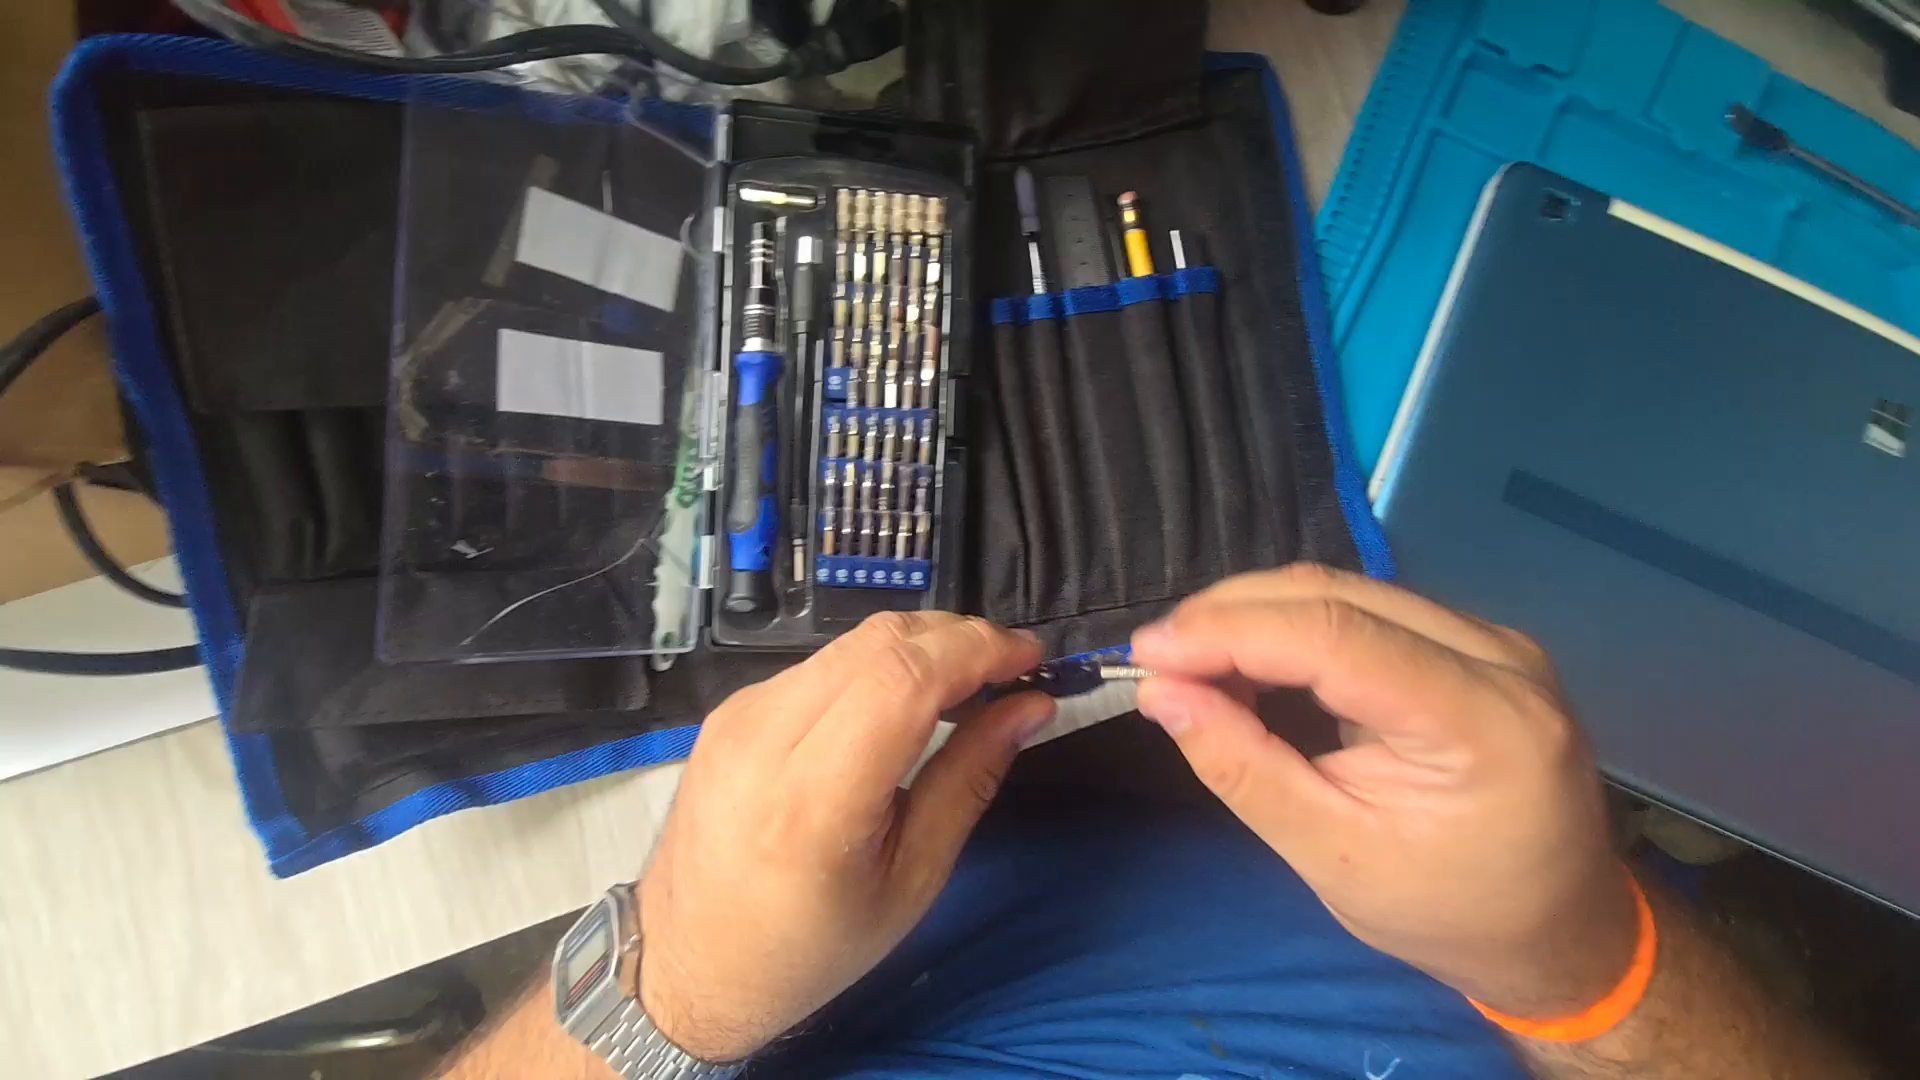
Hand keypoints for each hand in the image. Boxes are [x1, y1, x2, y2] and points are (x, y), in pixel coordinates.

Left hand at [636, 612, 1054, 1061]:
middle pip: (880, 641)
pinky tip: (907, 696)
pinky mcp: (732, 706)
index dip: (978, 650)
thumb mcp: (912, 879)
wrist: (685, 964)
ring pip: (853, 641)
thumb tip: (1029, 707)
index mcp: (814, 800)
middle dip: (960, 636)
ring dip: (924, 643)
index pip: (903, 679)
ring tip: (968, 678)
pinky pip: (824, 662)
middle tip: (1009, 664)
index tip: (1031, 656)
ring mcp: (740, 713)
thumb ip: (970, 777)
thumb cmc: (810, 946)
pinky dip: (882, 662)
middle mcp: (766, 736)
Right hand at [1129, 565, 1637, 1020]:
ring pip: (1339, 587)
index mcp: (1483, 724)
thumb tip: (1159, 693)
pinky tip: (1244, 655)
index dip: (1229, 632)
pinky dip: (1282, 623)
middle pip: (1334, 594)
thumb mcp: (1331, 857)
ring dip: (1249, 613)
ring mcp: (1486, 637)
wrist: (1557, 928)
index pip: (1335, 638)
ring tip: (1188, 658)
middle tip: (1156, 654)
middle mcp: (1497, 656)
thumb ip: (1242, 769)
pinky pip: (1354, 604)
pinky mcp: (1464, 637)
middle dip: (1227, 614)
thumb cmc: (1447, 911)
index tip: (1147, 652)